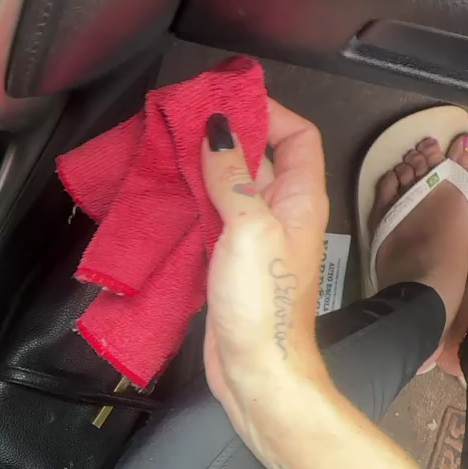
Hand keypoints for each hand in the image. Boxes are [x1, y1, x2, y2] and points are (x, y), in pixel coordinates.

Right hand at [199, 101, 333, 429]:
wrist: (256, 368)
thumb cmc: (263, 303)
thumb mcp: (249, 228)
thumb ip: (233, 177)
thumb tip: (218, 130)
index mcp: (300, 199)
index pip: (297, 136)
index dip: (268, 112)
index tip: (227, 100)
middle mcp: (282, 214)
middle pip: (260, 159)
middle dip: (227, 138)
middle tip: (183, 123)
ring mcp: (255, 240)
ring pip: (232, 190)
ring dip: (205, 172)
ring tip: (168, 155)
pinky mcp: (230, 264)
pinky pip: (214, 222)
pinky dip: (195, 206)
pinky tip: (168, 200)